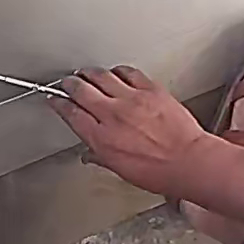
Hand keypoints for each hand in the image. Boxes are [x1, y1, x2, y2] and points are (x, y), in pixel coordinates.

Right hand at [47, 66, 219, 197]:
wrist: (189, 162)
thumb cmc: (158, 171)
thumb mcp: (121, 170)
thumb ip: (101, 156)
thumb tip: (90, 154)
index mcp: (101, 138)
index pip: (71, 113)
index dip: (59, 103)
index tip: (55, 99)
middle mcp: (112, 115)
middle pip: (81, 90)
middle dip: (70, 84)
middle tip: (67, 82)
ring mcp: (131, 100)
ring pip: (102, 76)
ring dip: (90, 73)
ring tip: (86, 73)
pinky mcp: (150, 90)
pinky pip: (128, 72)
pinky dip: (118, 71)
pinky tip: (116, 73)